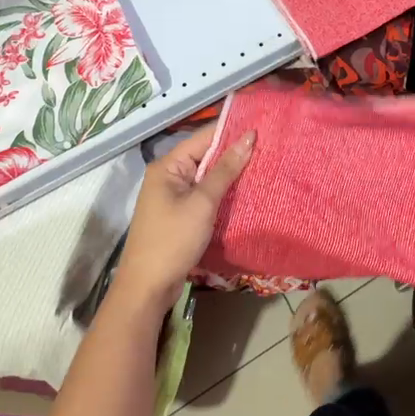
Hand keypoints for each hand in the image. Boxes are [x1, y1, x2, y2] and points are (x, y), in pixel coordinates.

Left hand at [112, 123, 255, 309]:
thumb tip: (248, 137)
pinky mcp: (178, 215)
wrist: (147, 288)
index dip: (231, 131)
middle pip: (205, 156)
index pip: (203, 138)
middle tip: (267, 147)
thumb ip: (225, 170)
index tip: (261, 127)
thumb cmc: (173, 240)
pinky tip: (244, 192)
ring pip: (206, 177)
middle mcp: (168, 176)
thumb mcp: (202, 203)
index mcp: (167, 166)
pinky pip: (203, 195)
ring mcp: (172, 197)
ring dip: (229, 175)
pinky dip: (221, 193)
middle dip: (233, 153)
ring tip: (262, 165)